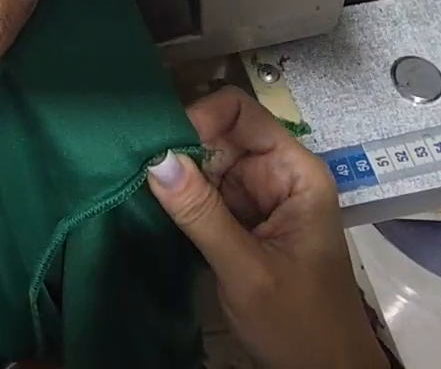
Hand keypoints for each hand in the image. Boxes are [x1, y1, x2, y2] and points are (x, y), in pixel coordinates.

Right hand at [147, 89, 386, 368]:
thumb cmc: (300, 328)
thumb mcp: (248, 272)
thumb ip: (202, 214)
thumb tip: (155, 158)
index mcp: (294, 172)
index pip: (240, 112)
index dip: (200, 118)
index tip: (161, 147)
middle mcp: (276, 173)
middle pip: (218, 134)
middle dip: (181, 148)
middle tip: (140, 170)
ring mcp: (257, 196)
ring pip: (206, 162)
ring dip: (177, 175)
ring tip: (141, 187)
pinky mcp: (240, 219)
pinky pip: (204, 191)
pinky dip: (181, 198)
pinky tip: (157, 206)